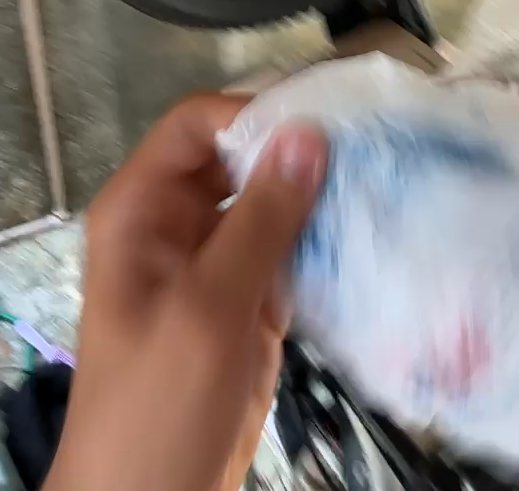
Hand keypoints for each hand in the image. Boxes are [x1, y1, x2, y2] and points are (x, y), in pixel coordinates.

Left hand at [47, 93, 327, 490]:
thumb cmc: (159, 404)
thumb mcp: (209, 307)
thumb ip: (260, 218)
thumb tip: (308, 134)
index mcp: (142, 205)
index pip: (196, 125)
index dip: (252, 114)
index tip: (320, 125)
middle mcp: (174, 217)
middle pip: (236, 156)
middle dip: (293, 152)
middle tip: (364, 148)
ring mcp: (211, 255)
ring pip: (265, 198)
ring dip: (313, 194)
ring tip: (376, 181)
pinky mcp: (242, 291)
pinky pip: (282, 244)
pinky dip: (317, 238)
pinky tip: (362, 233)